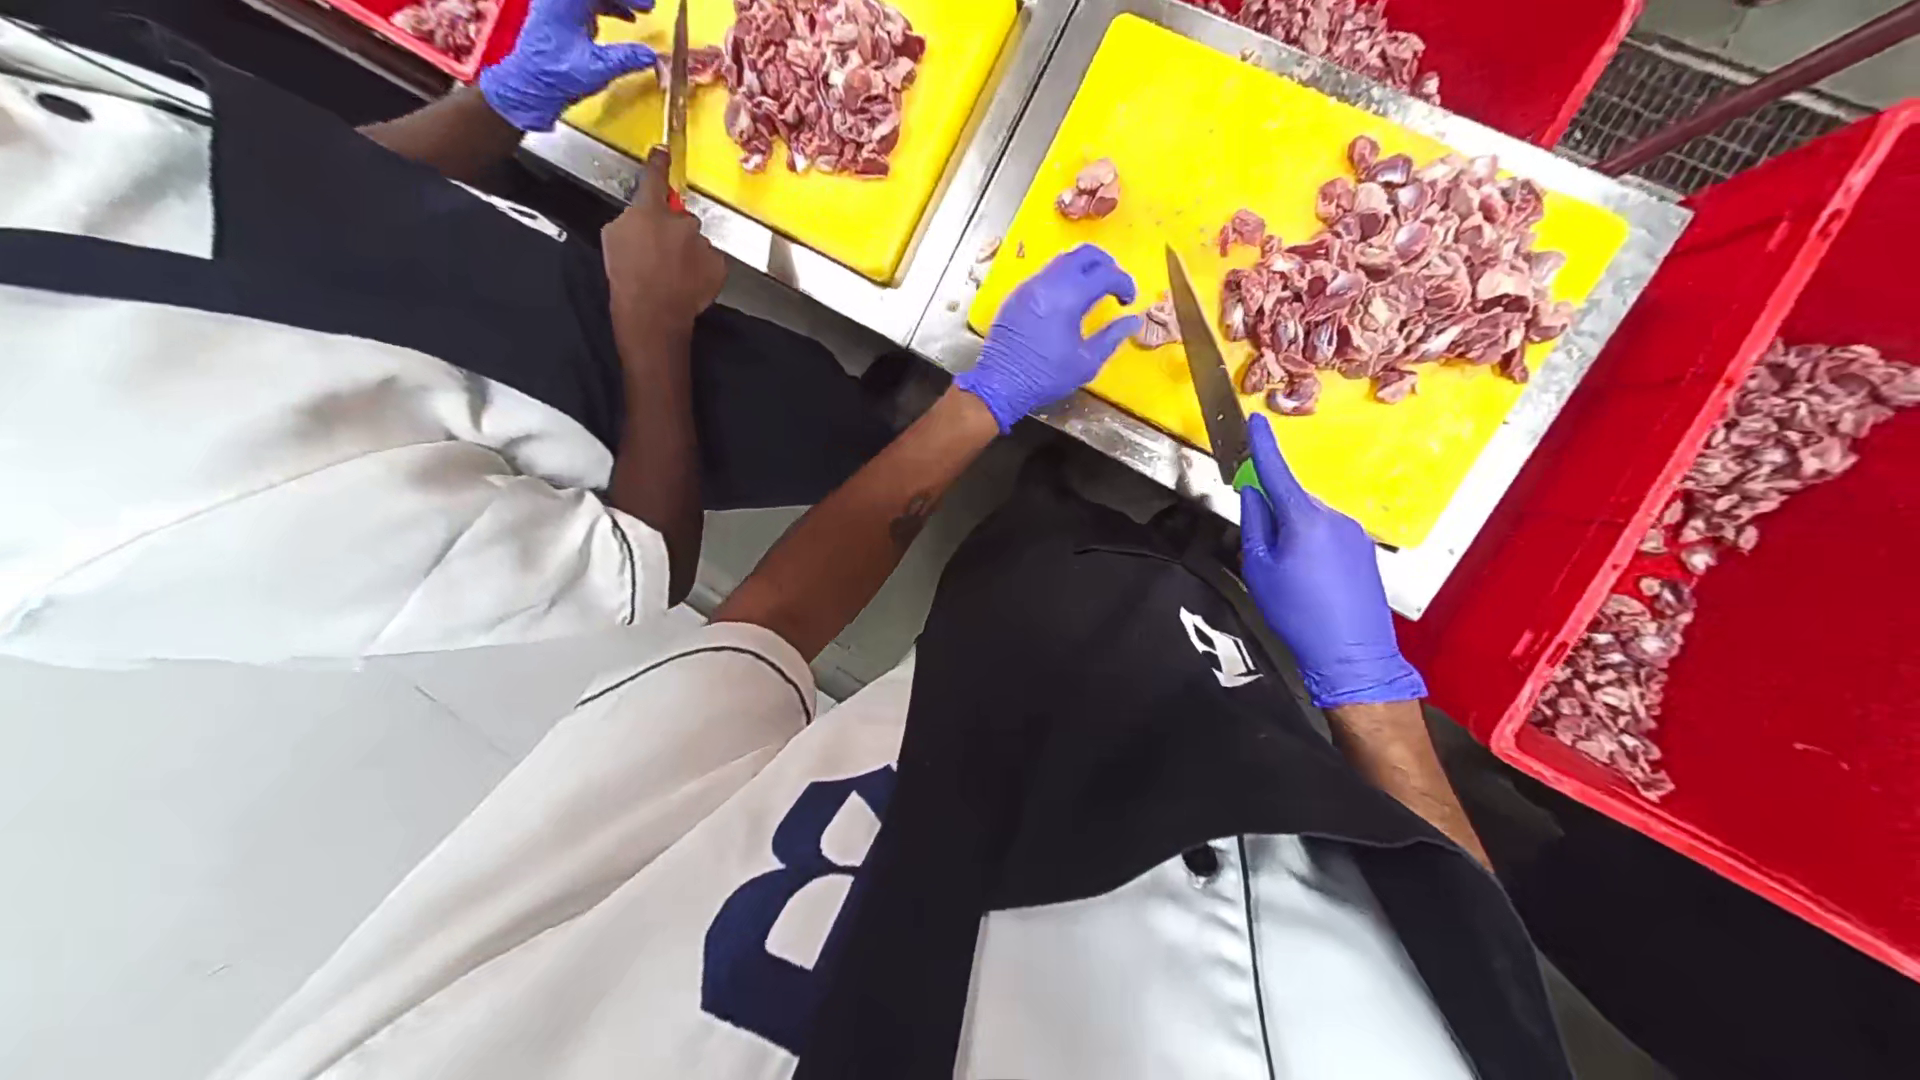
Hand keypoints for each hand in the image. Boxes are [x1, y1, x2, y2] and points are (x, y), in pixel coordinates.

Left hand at [478, 0, 658, 132]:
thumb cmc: (558, 75)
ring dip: (618, 0)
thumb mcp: (598, 68)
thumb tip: (652, 55)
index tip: (648, 7)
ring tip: (640, 11)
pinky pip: (588, 1)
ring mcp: (560, 2)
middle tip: (647, 6)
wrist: (532, 85)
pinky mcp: (562, 13)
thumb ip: (626, 58)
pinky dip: (609, 5)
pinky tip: (626, 18)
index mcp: (567, 0)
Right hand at [603, 149, 725, 349]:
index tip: (663, 152)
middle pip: (682, 219)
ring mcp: (703, 244)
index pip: (655, 178)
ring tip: (676, 273)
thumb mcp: (614, 236)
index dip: (658, 164)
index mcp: (650, 210)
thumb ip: (631, 219)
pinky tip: (690, 282)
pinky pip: (711, 261)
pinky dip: (703, 269)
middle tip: (663, 253)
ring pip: (697, 242)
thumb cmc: (627, 275)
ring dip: (689, 252)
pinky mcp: (718, 265)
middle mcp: (681, 222)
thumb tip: (641, 218)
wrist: (654, 310)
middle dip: (675, 231)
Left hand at [956, 244, 1142, 433]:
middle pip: (1085, 254)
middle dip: (1106, 265)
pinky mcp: (1016, 295)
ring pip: (1062, 260)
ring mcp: (1028, 286)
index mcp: (1067, 297)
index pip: (1105, 274)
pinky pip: (1045, 274)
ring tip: (1093, 291)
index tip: (1129, 301)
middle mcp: (1047, 283)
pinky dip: (1063, 278)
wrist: (1000, 385)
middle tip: (1114, 286)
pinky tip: (1067, 300)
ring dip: (1083, 269)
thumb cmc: (1044, 377)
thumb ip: (1112, 337)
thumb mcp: (1086, 363)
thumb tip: (1133, 320)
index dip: (1124, 283)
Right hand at [1239, 414, 1425, 708]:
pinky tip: (1305, 577)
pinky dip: (1309, 543)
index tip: (1255, 421)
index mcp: (1304, 519)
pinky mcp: (1363, 549)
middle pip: (1291, 499)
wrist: (1352, 652)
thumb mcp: (1258, 568)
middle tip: (1260, 550)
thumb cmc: (1296, 612)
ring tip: (1285, 573)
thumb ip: (1254, 524)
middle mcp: (1333, 517)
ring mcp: (1353, 532)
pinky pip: (1326, 533)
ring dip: (1290, 532)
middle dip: (1272, 511)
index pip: (1277, 472)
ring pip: (1308, 518)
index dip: (1262, 445)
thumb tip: (1252, 494)